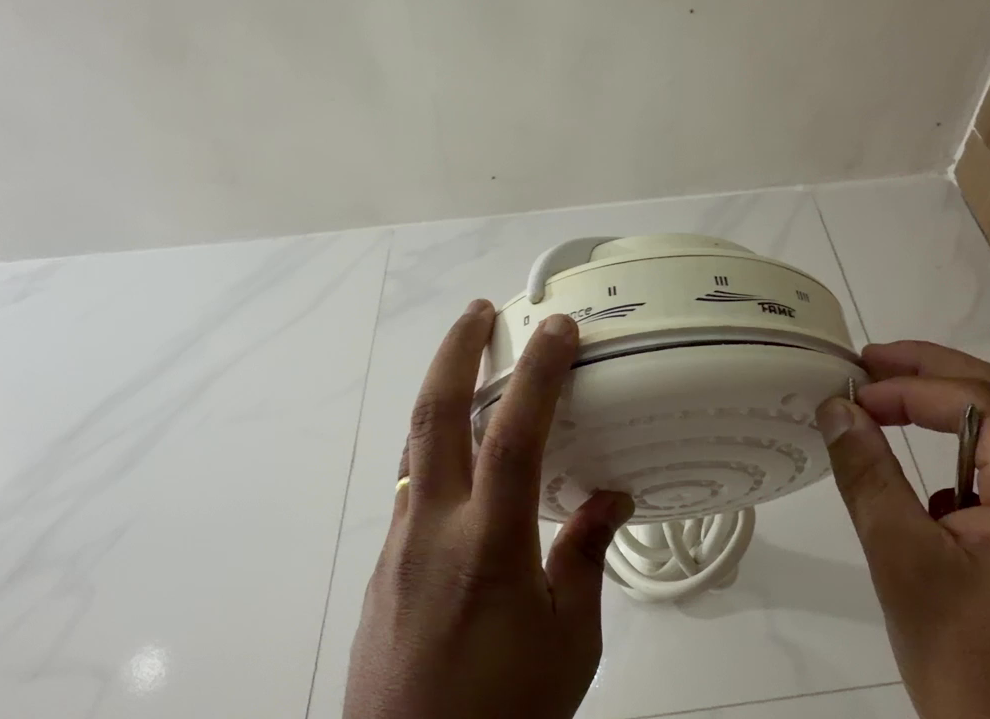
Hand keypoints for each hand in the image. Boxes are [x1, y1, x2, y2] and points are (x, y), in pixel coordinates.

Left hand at [345, 301, 634, 718]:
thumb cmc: (505, 713)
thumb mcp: (569, 643)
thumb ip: (584, 558)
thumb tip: (607, 499)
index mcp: (490, 547)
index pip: (514, 435)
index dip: (538, 373)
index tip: (558, 329)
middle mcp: (433, 532)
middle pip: (433, 417)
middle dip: (455, 352)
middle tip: (479, 312)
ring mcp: (398, 549)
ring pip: (413, 449)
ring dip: (440, 398)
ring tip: (470, 372)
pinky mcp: (381, 571)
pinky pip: (410, 492)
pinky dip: (436, 455)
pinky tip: (464, 472)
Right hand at [817, 341, 989, 718]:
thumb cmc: (973, 674)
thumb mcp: (906, 567)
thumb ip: (869, 476)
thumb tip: (837, 409)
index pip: (980, 401)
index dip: (910, 384)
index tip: (850, 390)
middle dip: (935, 376)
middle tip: (869, 365)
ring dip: (959, 417)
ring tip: (894, 410)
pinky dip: (985, 465)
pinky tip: (943, 497)